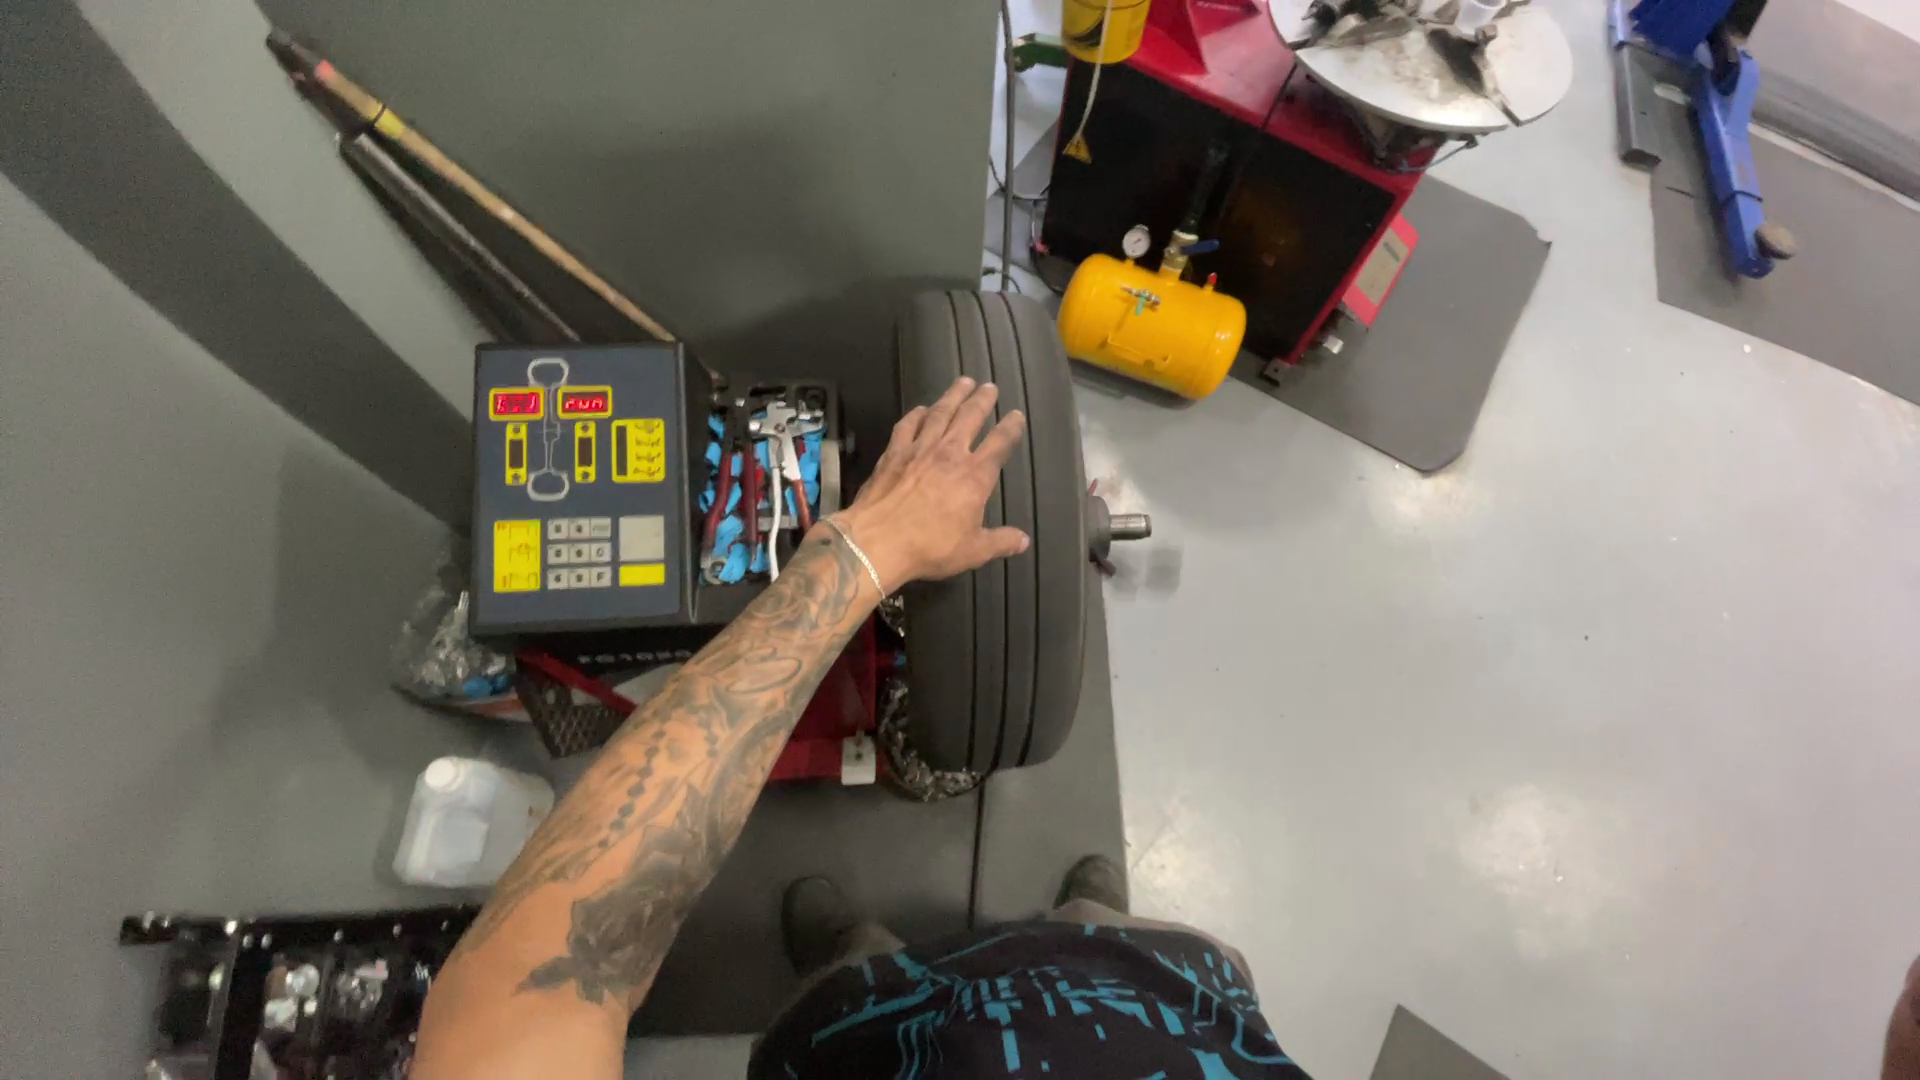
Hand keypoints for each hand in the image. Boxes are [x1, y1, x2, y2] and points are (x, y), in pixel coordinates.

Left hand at [831, 377, 1028, 592]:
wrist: (877, 541)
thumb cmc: (930, 547)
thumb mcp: (973, 551)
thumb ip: (1000, 541)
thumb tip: (1023, 541)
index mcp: (975, 476)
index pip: (1000, 443)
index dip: (1010, 427)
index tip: (1016, 415)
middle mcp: (950, 454)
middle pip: (970, 417)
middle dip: (982, 400)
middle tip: (989, 386)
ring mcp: (919, 449)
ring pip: (940, 413)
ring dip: (953, 396)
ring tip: (963, 382)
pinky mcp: (893, 452)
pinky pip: (908, 425)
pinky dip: (917, 414)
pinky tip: (922, 409)